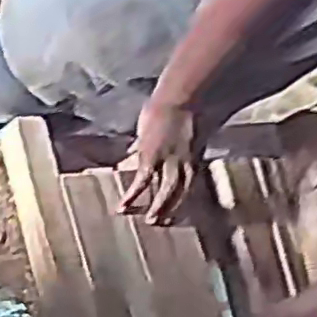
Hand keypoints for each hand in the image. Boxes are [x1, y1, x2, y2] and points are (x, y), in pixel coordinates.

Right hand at [119, 100, 201, 224]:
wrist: (181, 94)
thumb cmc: (177, 104)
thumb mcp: (173, 125)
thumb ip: (158, 140)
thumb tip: (134, 150)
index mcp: (193, 151)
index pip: (190, 177)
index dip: (183, 194)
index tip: (176, 210)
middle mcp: (185, 158)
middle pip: (181, 187)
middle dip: (173, 205)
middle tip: (164, 222)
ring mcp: (169, 159)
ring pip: (167, 188)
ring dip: (159, 206)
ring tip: (149, 221)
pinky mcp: (152, 157)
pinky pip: (143, 181)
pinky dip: (133, 195)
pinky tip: (122, 207)